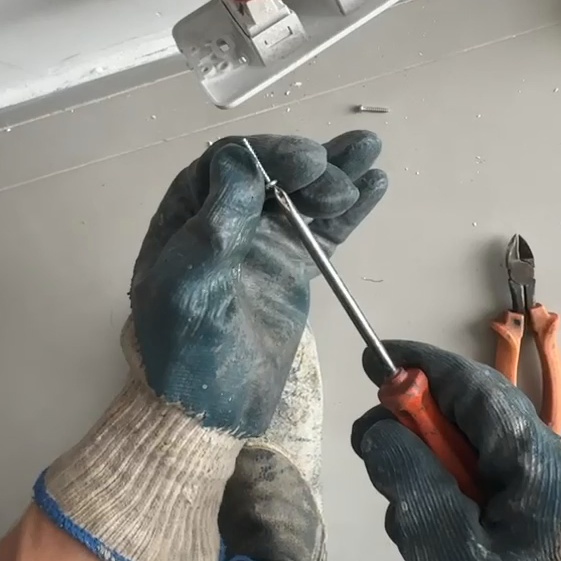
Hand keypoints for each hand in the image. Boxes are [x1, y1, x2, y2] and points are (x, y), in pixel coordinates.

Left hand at [129, 131, 385, 434]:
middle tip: (337, 181)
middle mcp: (227, 218)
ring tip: (369, 150)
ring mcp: (263, 240)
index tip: (307, 162)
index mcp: (189, 214)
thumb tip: (241, 167)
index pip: (228, 165)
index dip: (268, 155)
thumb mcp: (185, 291)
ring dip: (335, 171)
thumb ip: (212, 230)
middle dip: (307, 166)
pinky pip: (324, 228)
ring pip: (301, 194)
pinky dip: (350, 208)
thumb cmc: (185, 352)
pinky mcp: (292, 264)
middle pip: (271, 172)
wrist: (212, 410)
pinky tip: (375, 183)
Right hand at [352, 341, 560, 560]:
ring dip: (441, 464)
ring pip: (485, 447)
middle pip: (479, 414)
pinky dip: (463, 487)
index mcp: (545, 463)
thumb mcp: (451, 558)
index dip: (422, 366)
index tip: (376, 359)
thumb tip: (378, 429)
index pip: (474, 387)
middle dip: (425, 424)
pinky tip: (452, 532)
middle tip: (383, 453)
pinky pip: (500, 475)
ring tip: (419, 518)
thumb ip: (410, 484)